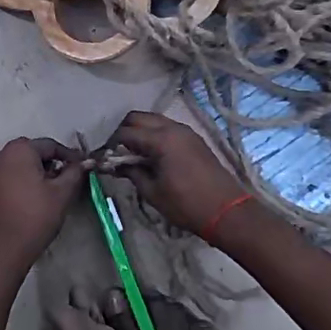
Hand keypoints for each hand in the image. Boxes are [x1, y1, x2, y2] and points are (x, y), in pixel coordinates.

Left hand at [0, 138, 85, 273]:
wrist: (4, 249)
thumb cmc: (35, 217)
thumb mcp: (62, 193)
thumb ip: (75, 172)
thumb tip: (85, 162)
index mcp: (19, 150)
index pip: (50, 145)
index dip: (69, 156)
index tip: (83, 168)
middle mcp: (0, 155)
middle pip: (33, 152)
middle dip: (52, 163)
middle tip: (68, 179)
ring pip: (20, 165)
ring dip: (37, 173)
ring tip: (52, 191)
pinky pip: (9, 177)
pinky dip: (23, 182)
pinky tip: (33, 198)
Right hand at [107, 111, 246, 237]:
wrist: (227, 211)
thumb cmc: (186, 204)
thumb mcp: (152, 192)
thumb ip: (132, 173)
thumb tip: (116, 165)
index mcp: (161, 140)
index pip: (125, 132)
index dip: (110, 144)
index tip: (103, 158)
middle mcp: (173, 128)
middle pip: (138, 118)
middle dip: (124, 132)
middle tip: (117, 153)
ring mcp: (186, 132)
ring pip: (154, 120)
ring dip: (140, 132)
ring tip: (134, 156)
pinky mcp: (194, 140)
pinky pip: (168, 128)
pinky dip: (155, 135)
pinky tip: (152, 156)